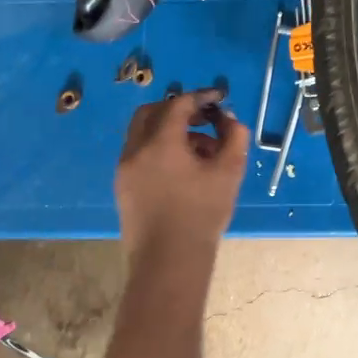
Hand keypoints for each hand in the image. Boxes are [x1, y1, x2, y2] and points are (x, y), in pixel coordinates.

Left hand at [115, 89, 249, 259]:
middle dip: (178, 108)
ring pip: (143, 133)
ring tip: (200, 148)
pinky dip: (159, 147)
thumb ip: (234, 136)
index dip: (201, 96)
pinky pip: (139, 153)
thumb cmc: (202, 213)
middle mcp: (136, 151)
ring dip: (169, 128)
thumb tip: (228, 119)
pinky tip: (184, 167)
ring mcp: (125, 170)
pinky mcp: (123, 187)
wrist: (168, 260)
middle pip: (151, 112)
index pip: (178, 104)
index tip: (220, 97)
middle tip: (204, 117)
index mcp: (160, 143)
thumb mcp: (230, 170)